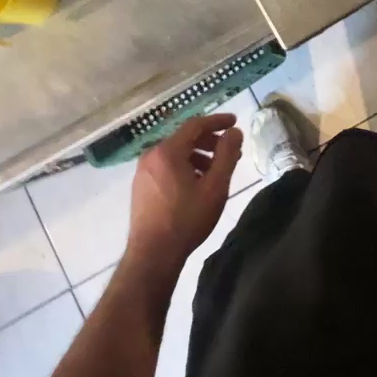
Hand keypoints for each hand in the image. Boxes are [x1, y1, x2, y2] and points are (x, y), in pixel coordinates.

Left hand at [124, 114, 242, 279]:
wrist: (153, 254)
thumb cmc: (187, 219)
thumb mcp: (215, 186)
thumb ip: (227, 155)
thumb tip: (235, 132)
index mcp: (168, 151)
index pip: (195, 125)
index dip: (217, 121)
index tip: (235, 122)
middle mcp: (151, 155)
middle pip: (184, 138)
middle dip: (210, 141)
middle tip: (230, 150)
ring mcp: (143, 171)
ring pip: (175, 153)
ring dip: (198, 156)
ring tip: (216, 171)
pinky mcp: (141, 186)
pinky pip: (166, 166)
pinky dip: (184, 166)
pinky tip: (196, 184)